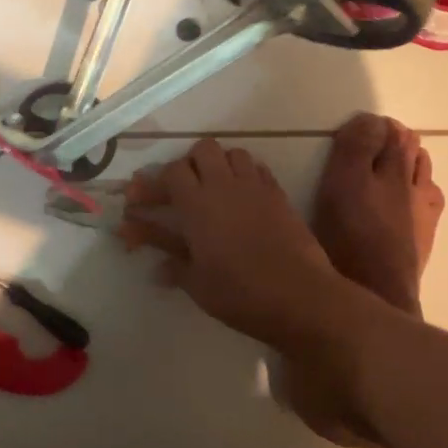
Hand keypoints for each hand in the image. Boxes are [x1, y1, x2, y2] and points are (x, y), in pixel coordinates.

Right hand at [120, 139, 361, 349]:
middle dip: (190, 163)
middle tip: (184, 190)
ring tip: (216, 189)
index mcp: (197, 204)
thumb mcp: (197, 283)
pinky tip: (244, 198)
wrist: (302, 298)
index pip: (172, 171)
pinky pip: (258, 169)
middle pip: (202, 149)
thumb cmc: (241, 294)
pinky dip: (246, 174)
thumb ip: (170, 261)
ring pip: (233, 152)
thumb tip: (149, 262)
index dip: (156, 182)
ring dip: (221, 164)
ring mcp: (255, 187)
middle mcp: (224, 186)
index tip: (145, 199)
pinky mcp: (279, 195)